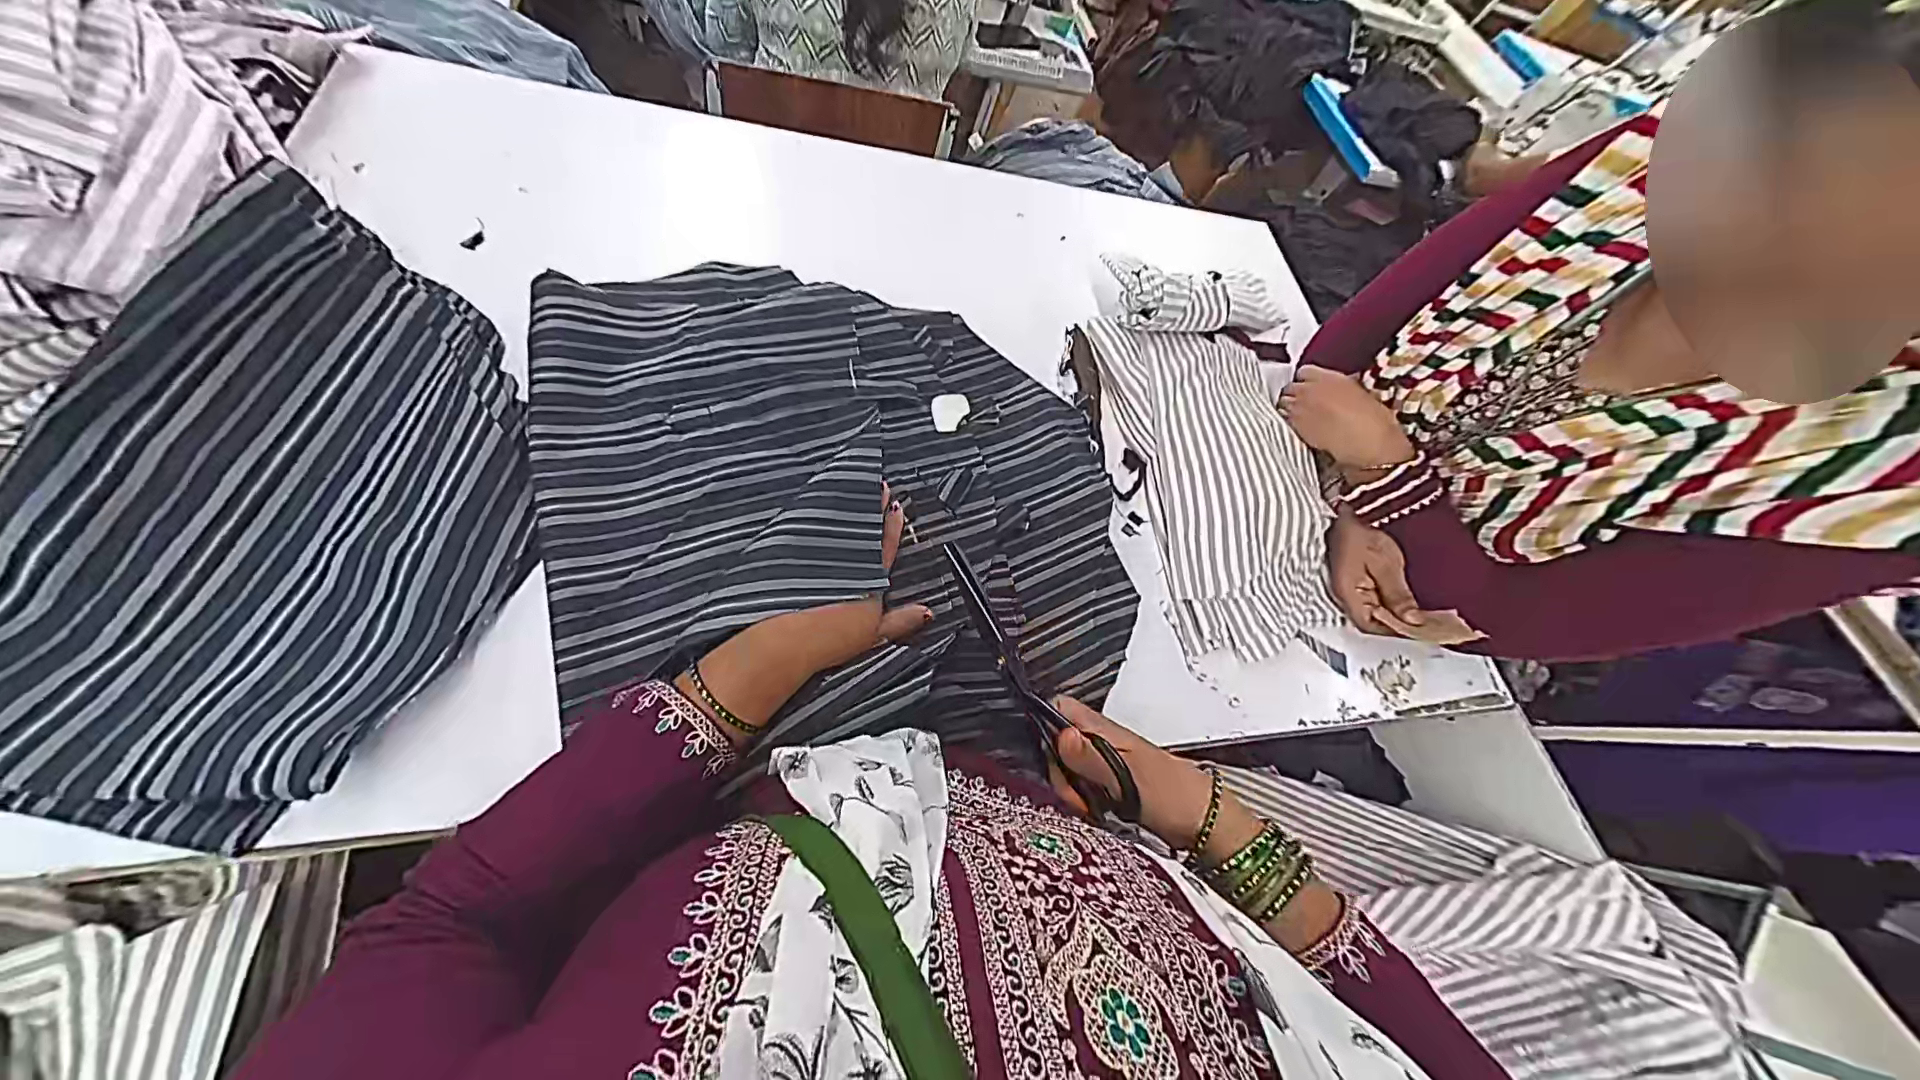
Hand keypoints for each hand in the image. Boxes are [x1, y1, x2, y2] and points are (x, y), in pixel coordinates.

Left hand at [679, 483, 932, 745]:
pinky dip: (814, 515)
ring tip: (852, 491)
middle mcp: (845, 561)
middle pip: (862, 529)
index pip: (885, 545)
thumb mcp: (874, 632)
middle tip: (879, 487)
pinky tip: (814, 504)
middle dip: (872, 506)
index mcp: (868, 577)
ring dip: (845, 507)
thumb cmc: (829, 639)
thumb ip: (901, 620)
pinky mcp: (790, 551)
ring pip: (836, 526)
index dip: (892, 525)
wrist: (790, 636)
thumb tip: (927, 613)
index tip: (896, 506)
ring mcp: (817, 554)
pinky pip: (807, 527)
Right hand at [1047, 697, 1262, 862]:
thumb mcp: (1127, 776)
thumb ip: (1090, 757)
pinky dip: (1083, 801)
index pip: (1058, 708)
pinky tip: (1097, 811)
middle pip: (1056, 744)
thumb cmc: (1176, 796)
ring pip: (1066, 768)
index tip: (1051, 757)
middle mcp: (1101, 741)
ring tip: (1092, 806)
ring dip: (1071, 790)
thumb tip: (1060, 736)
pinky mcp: (1108, 784)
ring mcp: (1104, 762)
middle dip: (1059, 772)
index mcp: (1103, 729)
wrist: (1204, 824)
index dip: (1045, 726)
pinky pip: (1081, 787)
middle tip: (1077, 793)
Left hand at [1278, 366, 1414, 469]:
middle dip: (1294, 393)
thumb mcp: (1361, 393)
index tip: (1309, 386)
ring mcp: (1299, 407)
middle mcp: (1310, 389)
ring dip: (1288, 406)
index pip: (1304, 371)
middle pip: (1290, 386)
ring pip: (1283, 402)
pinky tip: (1298, 426)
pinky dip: (1287, 420)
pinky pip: (1284, 418)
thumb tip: (1343, 383)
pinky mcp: (1294, 425)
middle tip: (1301, 402)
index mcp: (1329, 378)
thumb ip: (1345, 385)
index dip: (1305, 380)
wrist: (1366, 441)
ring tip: (1298, 414)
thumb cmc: (1372, 418)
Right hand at [1328, 511, 1424, 636]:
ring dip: (1399, 616)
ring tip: (1426, 618)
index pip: (1370, 626)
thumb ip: (1397, 594)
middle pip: (1373, 621)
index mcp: (1347, 592)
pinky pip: (1376, 599)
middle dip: (1401, 626)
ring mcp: (1351, 585)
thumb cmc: (1364, 529)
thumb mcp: (1386, 563)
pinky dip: (1395, 605)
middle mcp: (1346, 592)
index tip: (1425, 632)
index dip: (1397, 632)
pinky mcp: (1359, 577)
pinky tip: (1411, 604)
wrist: (1358, 507)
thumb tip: (1411, 620)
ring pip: (1376, 612)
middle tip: (1431, 627)